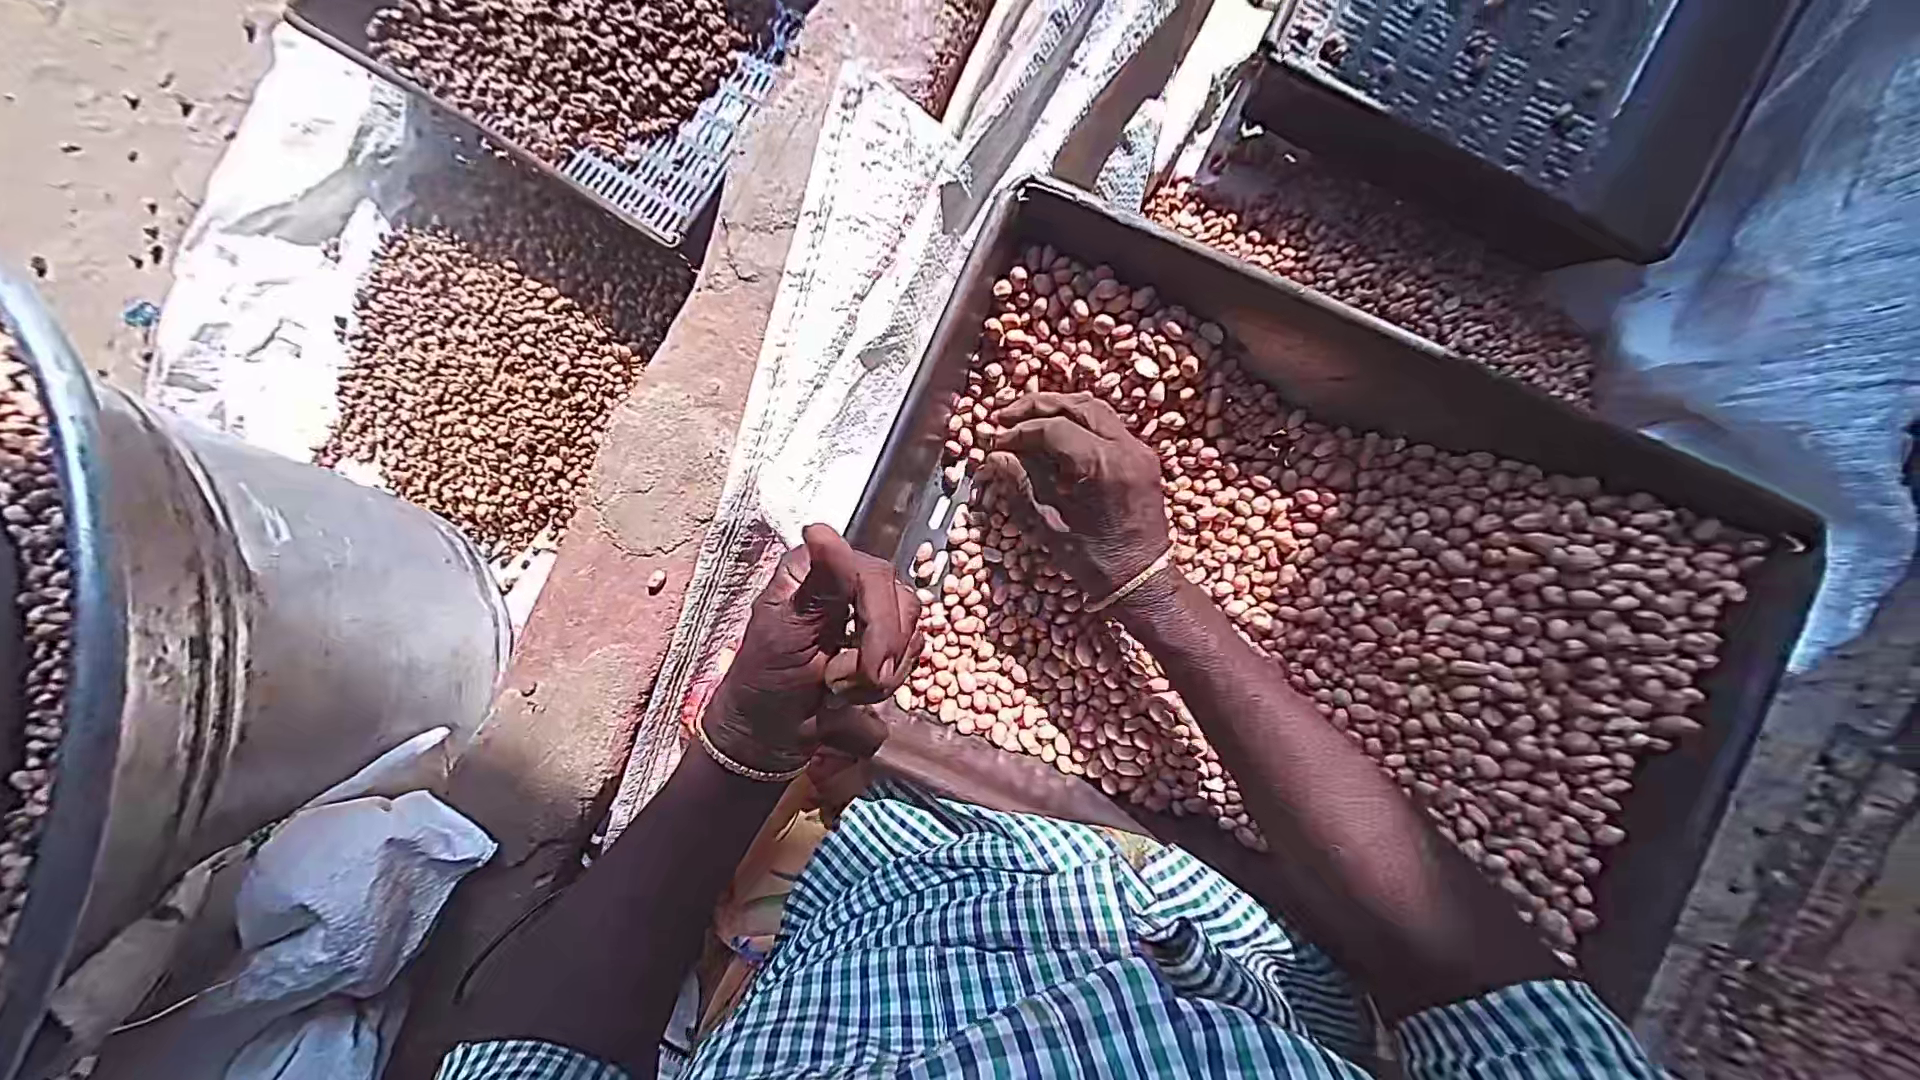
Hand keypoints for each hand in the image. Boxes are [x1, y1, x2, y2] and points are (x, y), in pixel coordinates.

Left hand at [705, 524, 921, 774]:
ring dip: (879, 671)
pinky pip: (912, 652)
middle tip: (839, 684)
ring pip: (911, 628)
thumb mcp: (786, 634)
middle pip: (901, 600)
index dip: (878, 617)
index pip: (872, 574)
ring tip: (837, 689)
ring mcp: (870, 612)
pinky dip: (887, 680)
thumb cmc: (765, 683)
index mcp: (817, 569)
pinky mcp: (885, 642)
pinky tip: (854, 692)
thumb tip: (821, 530)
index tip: (869, 662)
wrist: (772, 737)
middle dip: (878, 651)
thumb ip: (818, 586)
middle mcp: (847, 582)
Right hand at [982, 393, 1170, 596]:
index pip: (1053, 429)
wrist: (1141, 578)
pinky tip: (1056, 434)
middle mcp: (1126, 450)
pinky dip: (1079, 422)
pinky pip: (1108, 426)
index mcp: (1102, 466)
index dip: (1019, 432)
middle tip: (1006, 416)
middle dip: (1038, 407)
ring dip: (1059, 409)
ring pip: (1095, 409)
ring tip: (1027, 419)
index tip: (997, 442)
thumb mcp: (1049, 525)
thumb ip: (1022, 484)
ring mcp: (1139, 451)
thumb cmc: (1095, 560)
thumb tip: (997, 457)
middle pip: (1077, 406)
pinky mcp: (1142, 458)